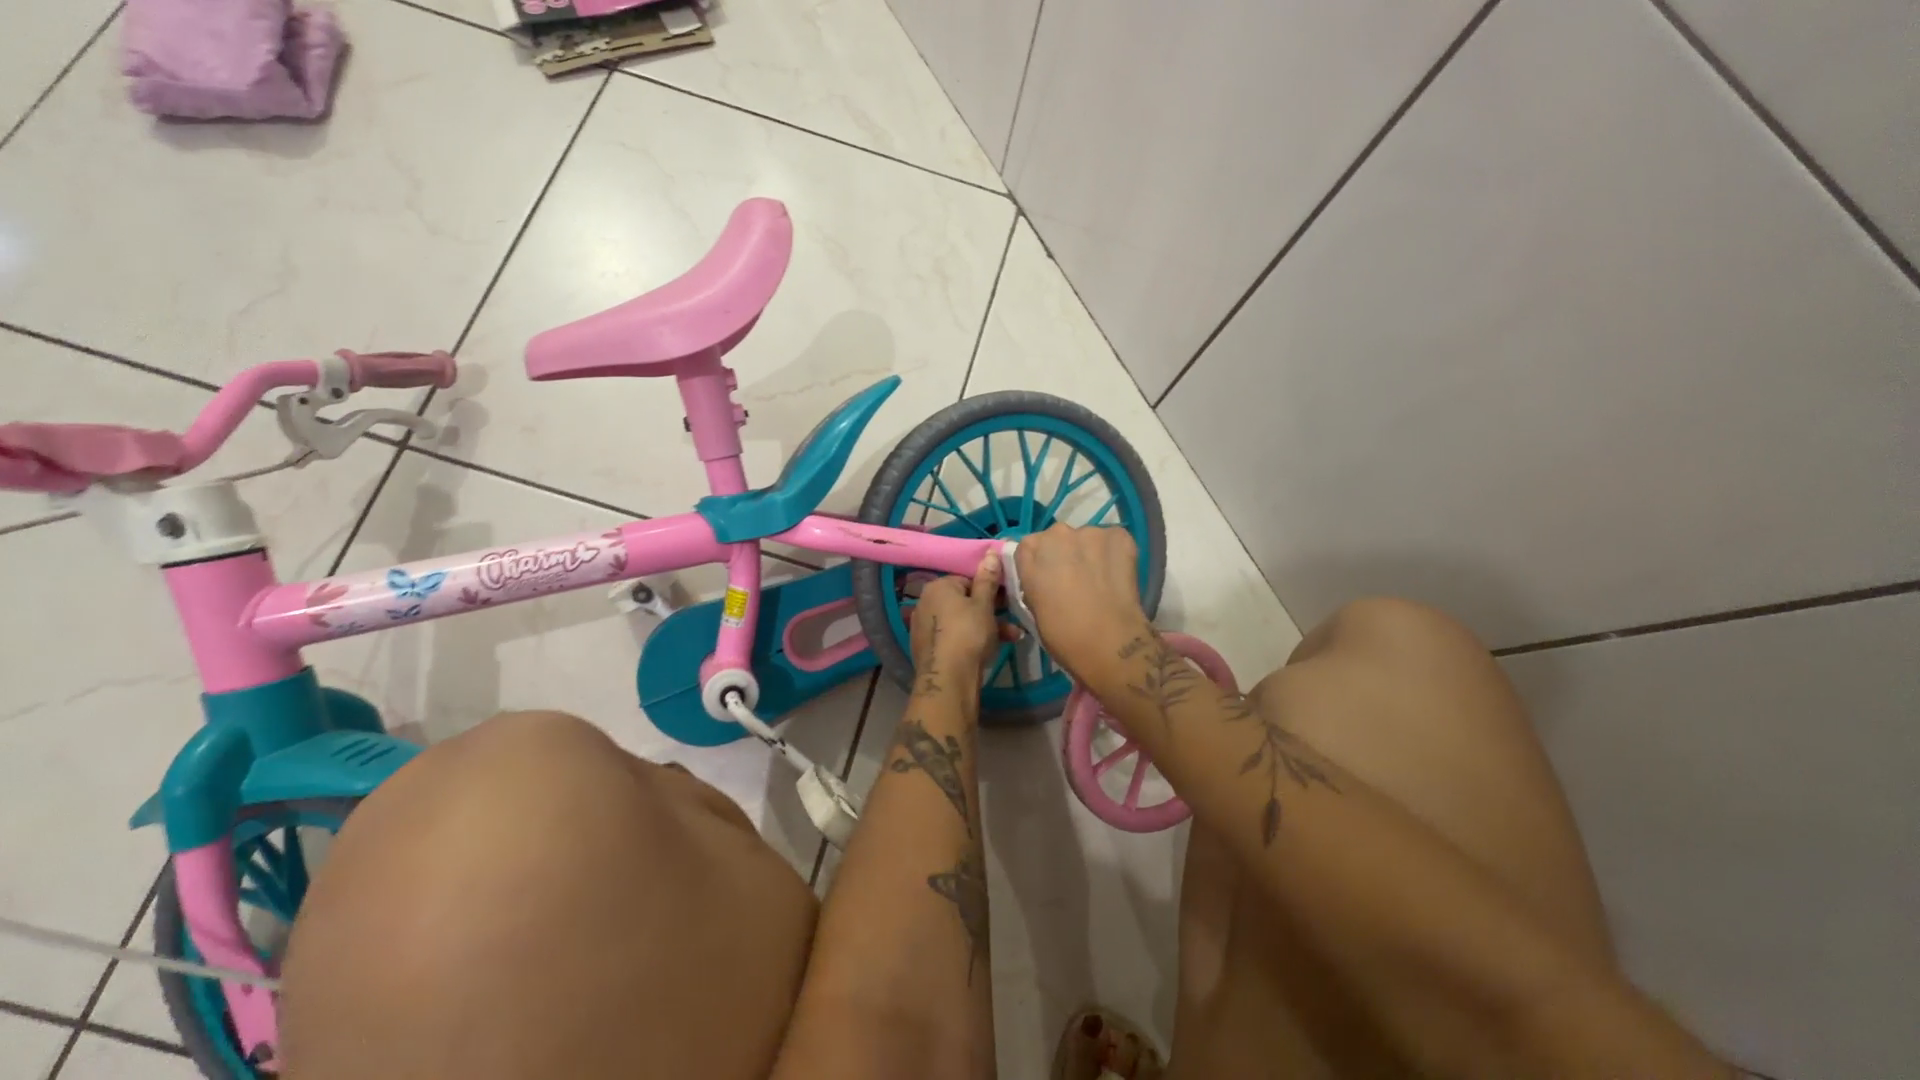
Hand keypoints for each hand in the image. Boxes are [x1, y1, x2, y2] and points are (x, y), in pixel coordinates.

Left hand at [909, 551, 1004, 684]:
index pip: (967, 579)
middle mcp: (925, 602)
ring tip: (1011, 637)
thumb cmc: (968, 634)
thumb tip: (991, 553)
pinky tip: (988, 650)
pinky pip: (952, 636)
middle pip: (963, 601)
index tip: (1007, 599)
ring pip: (961, 621)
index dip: (989, 588)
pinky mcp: (926, 647)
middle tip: (1012, 619)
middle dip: (991, 610)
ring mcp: (923, 626)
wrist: (947, 678)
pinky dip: (970, 640)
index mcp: (937, 587)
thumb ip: (988, 579)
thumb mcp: (984, 605)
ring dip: (986, 627)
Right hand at [1012, 525, 1150, 684]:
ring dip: (1091, 554)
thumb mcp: (1034, 608)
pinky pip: (1113, 541)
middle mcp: (1057, 534)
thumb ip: (1035, 583)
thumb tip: (1046, 581)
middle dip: (1065, 554)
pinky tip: (1118, 576)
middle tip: (1075, 580)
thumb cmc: (1063, 634)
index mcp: (1030, 552)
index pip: (1029, 547)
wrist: (1108, 642)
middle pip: (1058, 538)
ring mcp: (1090, 532)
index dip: (1040, 563)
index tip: (1049, 580)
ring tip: (1100, 581)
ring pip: (1087, 539)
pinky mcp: (1119, 536)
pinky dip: (1115, 554)